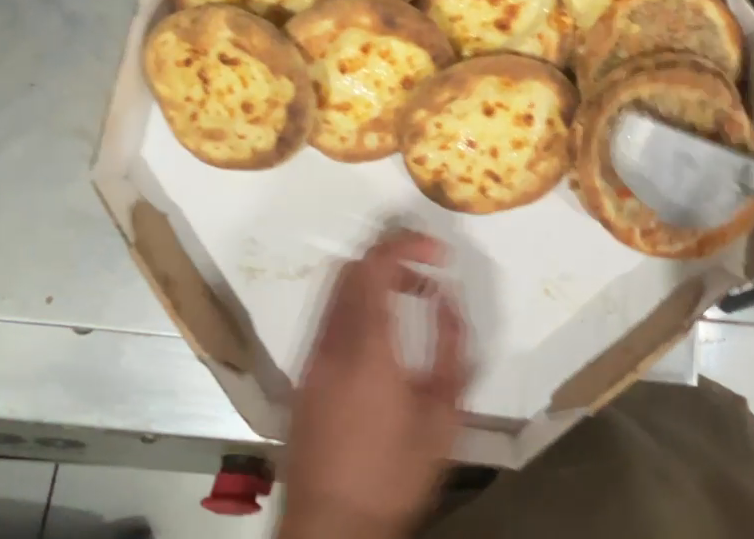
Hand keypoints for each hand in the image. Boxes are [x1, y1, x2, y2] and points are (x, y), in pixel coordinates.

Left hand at [279, 230, 469, 538]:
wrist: (331, 528)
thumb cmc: (395, 474)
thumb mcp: (444, 413)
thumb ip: (451, 345)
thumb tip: (447, 296)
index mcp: (367, 347)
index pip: (376, 264)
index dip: (408, 243)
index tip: (439, 252)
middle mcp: (330, 343)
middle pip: (350, 267)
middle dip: (391, 255)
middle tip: (427, 270)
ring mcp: (310, 360)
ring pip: (335, 290)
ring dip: (373, 280)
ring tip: (411, 298)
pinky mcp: (302, 378)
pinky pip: (327, 318)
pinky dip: (357, 305)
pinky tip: (383, 334)